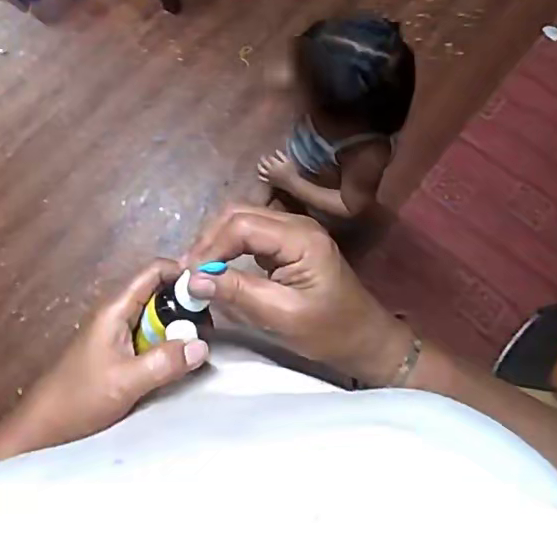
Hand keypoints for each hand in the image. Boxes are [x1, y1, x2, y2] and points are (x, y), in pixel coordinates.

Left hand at [0, 260, 208, 457]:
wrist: (46, 426)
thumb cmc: (81, 398)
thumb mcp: (127, 381)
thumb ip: (165, 362)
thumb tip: (203, 344)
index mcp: (115, 308)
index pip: (152, 272)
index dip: (180, 272)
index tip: (210, 287)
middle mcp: (117, 312)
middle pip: (157, 292)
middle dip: (184, 301)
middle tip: (214, 321)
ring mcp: (117, 332)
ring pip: (155, 316)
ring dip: (178, 324)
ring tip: (205, 340)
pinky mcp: (119, 351)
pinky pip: (149, 336)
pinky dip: (168, 341)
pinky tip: (182, 357)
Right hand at [183, 206, 412, 385]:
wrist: (368, 342)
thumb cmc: (331, 333)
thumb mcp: (282, 317)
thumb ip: (237, 293)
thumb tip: (193, 280)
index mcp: (300, 237)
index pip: (242, 225)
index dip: (210, 247)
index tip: (189, 275)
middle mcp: (295, 223)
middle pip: (237, 214)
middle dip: (208, 240)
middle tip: (188, 272)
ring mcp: (292, 229)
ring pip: (239, 219)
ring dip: (214, 241)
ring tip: (198, 270)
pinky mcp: (286, 241)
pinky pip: (248, 232)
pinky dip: (226, 245)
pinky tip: (215, 266)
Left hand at [257, 150, 297, 188]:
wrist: (292, 183)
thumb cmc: (292, 171)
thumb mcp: (289, 162)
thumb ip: (282, 156)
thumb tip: (276, 150)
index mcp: (276, 164)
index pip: (270, 158)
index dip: (269, 156)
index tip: (269, 155)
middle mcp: (271, 169)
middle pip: (264, 162)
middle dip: (262, 159)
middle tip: (262, 157)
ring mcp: (269, 176)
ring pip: (261, 170)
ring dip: (259, 166)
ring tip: (258, 164)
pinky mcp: (269, 182)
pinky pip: (262, 179)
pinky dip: (259, 176)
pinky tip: (259, 174)